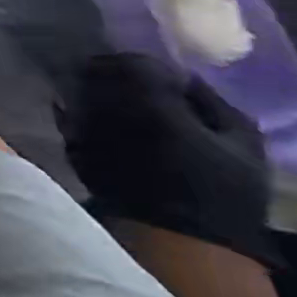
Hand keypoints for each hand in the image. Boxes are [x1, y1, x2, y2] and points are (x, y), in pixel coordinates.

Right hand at [61, 54, 275, 265]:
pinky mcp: (148, 180)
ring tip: (67, 103)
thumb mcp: (161, 115)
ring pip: (127, 118)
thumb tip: (119, 51)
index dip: (133, 63)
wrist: (173, 245)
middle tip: (78, 81)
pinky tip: (68, 125)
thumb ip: (142, 76)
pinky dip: (90, 131)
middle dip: (111, 89)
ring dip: (96, 108)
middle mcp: (212, 139)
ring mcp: (182, 163)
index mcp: (229, 123)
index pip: (174, 75)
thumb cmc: (177, 175)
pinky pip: (113, 142)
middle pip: (150, 98)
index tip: (94, 59)